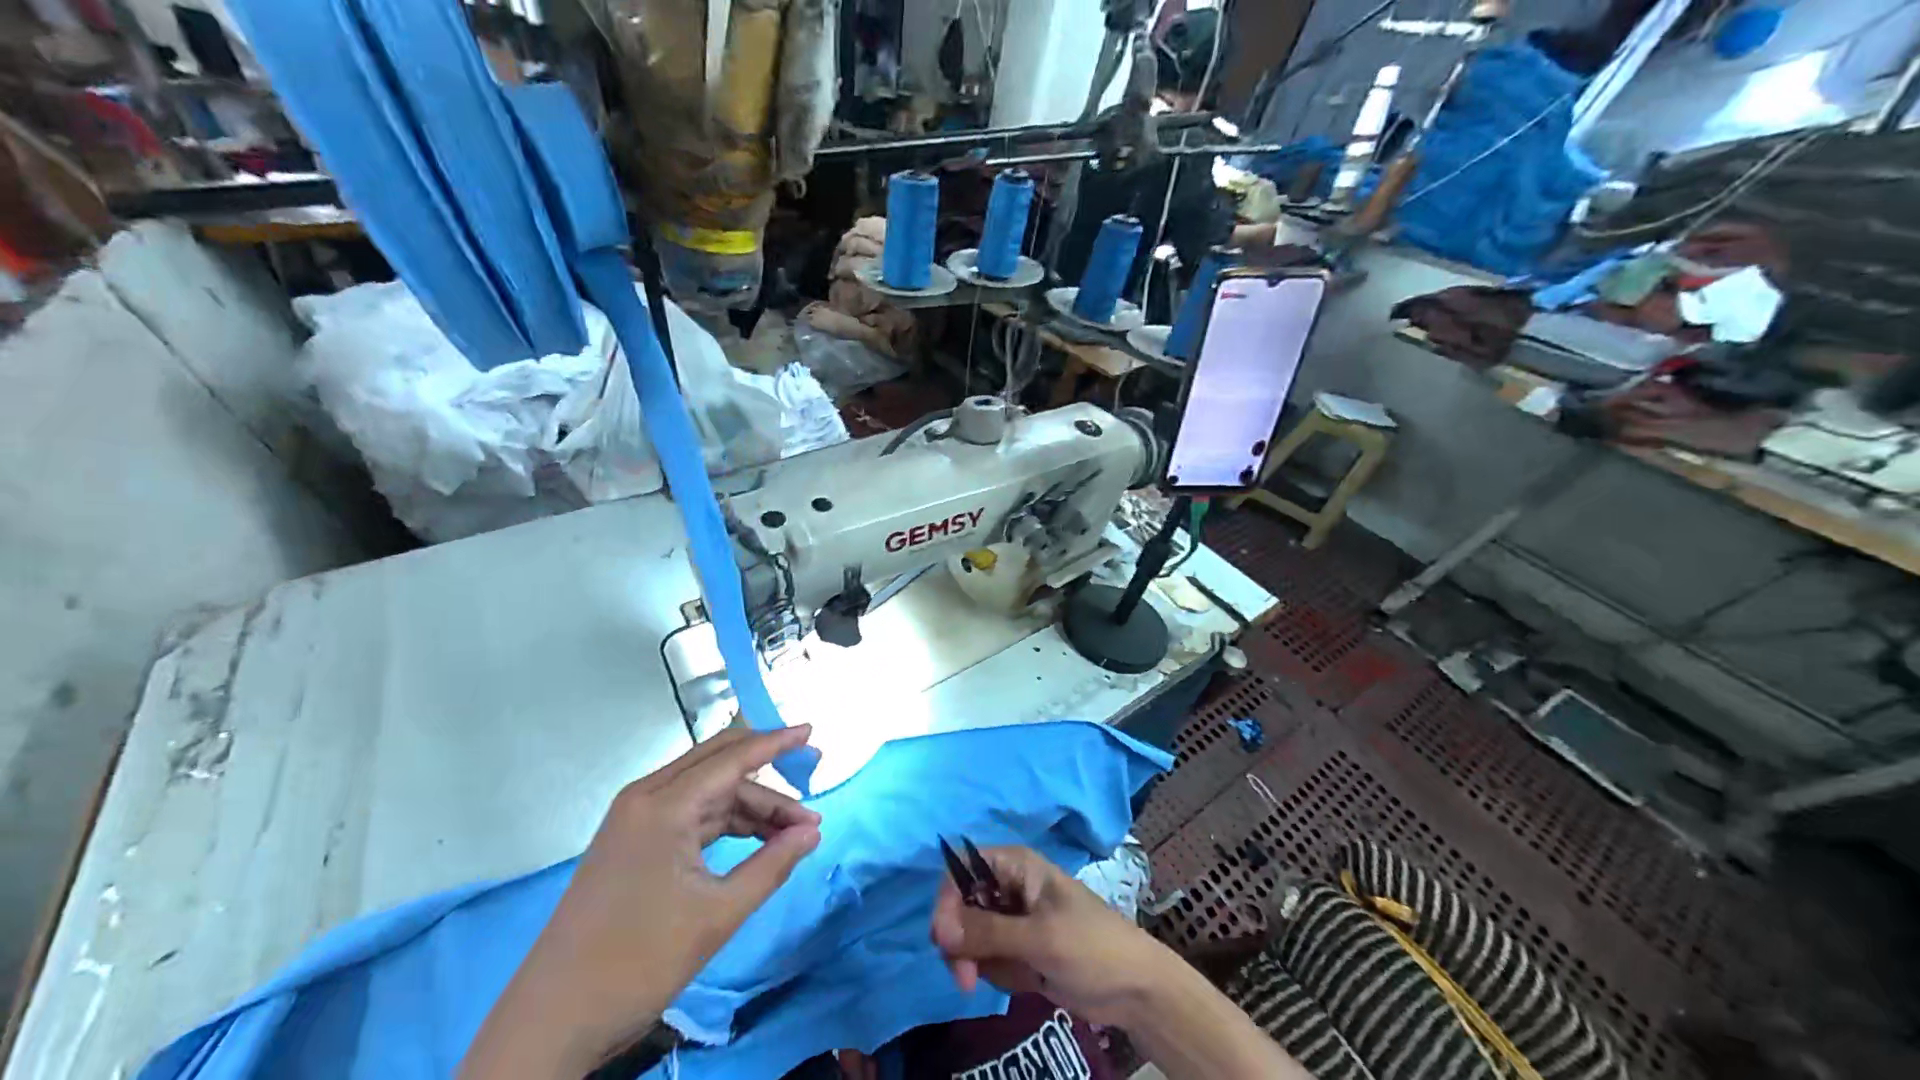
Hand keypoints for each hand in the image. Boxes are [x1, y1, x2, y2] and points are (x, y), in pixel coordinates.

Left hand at [461, 725, 821, 1078]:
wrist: (552, 1019)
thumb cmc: (639, 962)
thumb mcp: (718, 914)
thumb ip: (772, 864)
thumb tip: (813, 832)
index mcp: (662, 805)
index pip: (733, 758)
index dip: (776, 743)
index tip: (812, 733)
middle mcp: (645, 798)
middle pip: (719, 765)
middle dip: (767, 766)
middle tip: (811, 770)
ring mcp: (634, 820)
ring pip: (707, 792)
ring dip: (750, 804)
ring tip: (793, 830)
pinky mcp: (631, 842)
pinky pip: (689, 814)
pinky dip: (726, 822)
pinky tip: (756, 840)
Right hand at [929, 845, 1174, 1027]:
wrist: (1135, 990)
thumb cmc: (1092, 947)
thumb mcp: (1039, 937)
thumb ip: (988, 932)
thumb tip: (939, 931)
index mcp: (1016, 865)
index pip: (962, 868)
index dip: (947, 900)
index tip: (944, 941)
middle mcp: (1009, 887)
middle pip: (960, 906)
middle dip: (961, 943)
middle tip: (967, 978)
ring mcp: (1013, 919)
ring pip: (970, 937)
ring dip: (982, 963)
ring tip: (1016, 977)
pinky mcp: (1018, 949)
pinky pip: (988, 959)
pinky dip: (1000, 974)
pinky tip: (1028, 980)